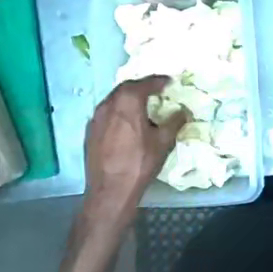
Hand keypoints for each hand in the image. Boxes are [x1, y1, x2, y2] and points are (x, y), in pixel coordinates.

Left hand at [83, 75, 186, 219]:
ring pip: (113, 100)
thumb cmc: (140, 163)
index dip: (158, 81)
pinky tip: (125, 123)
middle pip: (126, 88)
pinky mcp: (90, 131)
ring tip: (141, 106)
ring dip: (128, 99)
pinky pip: (106, 113)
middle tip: (154, 91)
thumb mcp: (163, 142)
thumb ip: (174, 122)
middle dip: (141, 87)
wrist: (110, 190)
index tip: (168, 82)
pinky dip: (118, 112)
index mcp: (128, 102)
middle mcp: (108, 104)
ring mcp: (96, 117)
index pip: (144, 83)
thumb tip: (183, 112)